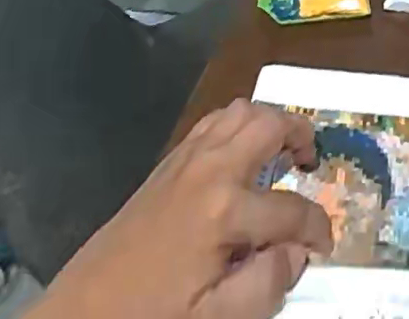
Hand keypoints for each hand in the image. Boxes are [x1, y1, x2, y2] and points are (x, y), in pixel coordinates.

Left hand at [35, 100, 332, 318]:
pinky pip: (214, 120)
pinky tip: (241, 152)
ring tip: (281, 150)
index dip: (317, 228)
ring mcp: (189, 158)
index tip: (325, 243)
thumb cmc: (151, 317)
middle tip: (310, 164)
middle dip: (301, 136)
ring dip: (270, 122)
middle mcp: (211, 169)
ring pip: (242, 110)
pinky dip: (238, 123)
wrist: (83, 312)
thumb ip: (266, 285)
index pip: (290, 211)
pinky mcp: (171, 159)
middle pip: (270, 125)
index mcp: (224, 211)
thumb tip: (298, 251)